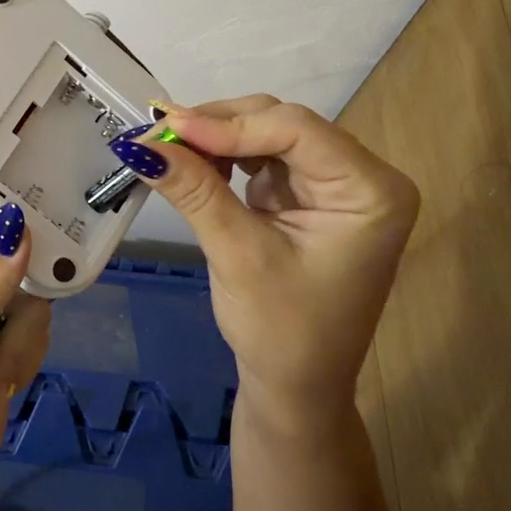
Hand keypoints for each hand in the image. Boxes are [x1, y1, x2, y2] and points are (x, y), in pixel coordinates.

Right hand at [111, 96, 418, 435]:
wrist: (296, 386)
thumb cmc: (282, 330)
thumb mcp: (238, 256)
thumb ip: (196, 192)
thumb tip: (139, 144)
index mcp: (371, 192)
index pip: (298, 130)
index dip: (231, 124)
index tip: (169, 129)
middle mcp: (360, 177)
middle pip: (283, 124)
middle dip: (219, 126)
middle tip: (158, 134)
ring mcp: (331, 185)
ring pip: (267, 134)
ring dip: (215, 138)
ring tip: (167, 148)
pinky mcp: (303, 196)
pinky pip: (259, 158)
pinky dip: (221, 157)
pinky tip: (190, 163)